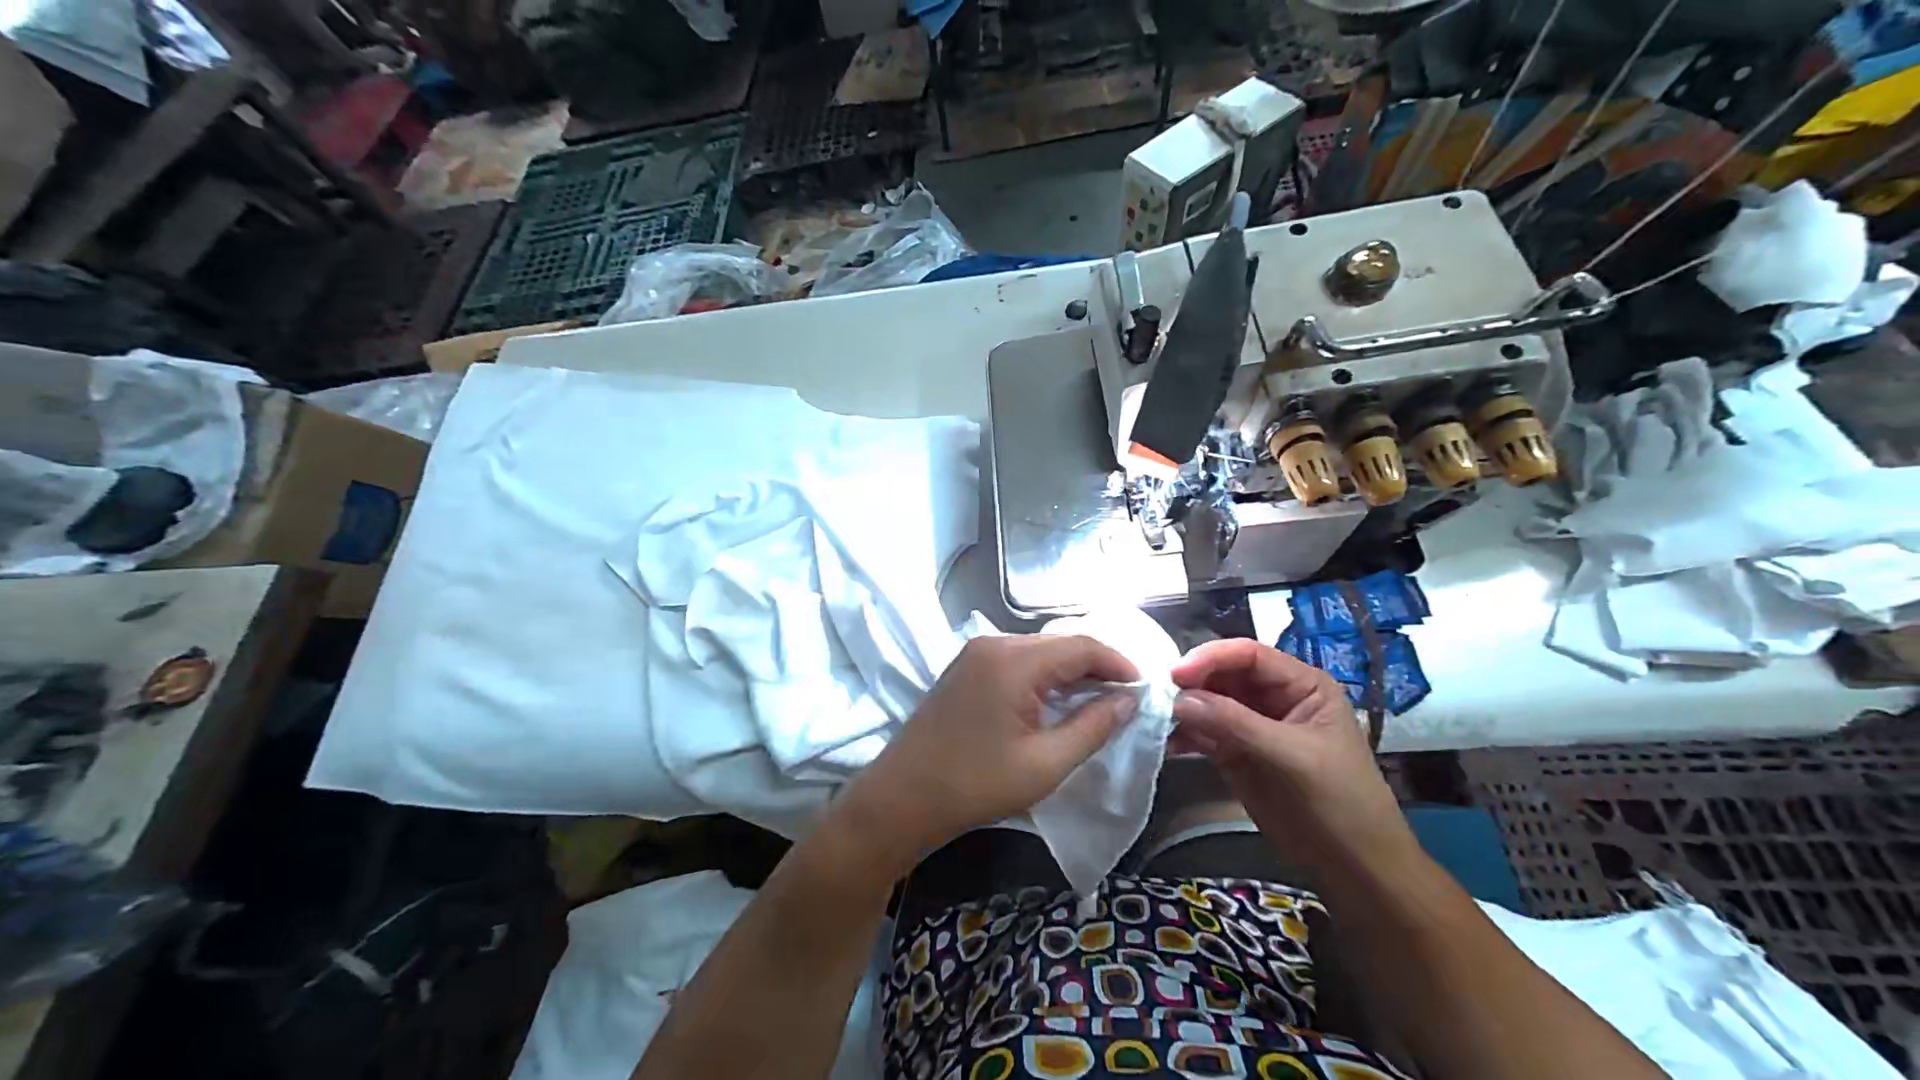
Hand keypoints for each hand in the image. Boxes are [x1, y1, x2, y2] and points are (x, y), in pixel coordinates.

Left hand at [838, 635, 1139, 867]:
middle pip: (1059, 644)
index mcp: (1014, 660)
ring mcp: (974, 654)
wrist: (902, 798)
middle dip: (1095, 667)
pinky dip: (1042, 677)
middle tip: (1124, 699)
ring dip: (1069, 672)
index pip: (1081, 645)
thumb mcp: (1046, 763)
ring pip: (1037, 652)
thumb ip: (1093, 726)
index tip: (1143, 689)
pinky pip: (1015, 661)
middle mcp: (993, 644)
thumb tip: (1128, 700)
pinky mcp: (964, 669)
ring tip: (1097, 703)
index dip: (1118, 663)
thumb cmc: (976, 785)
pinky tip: (1055, 703)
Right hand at [1170, 638, 1417, 874]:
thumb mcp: (1294, 757)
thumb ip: (1238, 724)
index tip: (1176, 673)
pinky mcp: (1234, 752)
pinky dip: (1183, 735)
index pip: (1249, 655)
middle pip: (1223, 674)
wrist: (1353, 864)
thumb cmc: (1340, 800)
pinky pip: (1202, 732)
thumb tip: (1181, 699)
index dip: (1212, 657)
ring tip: (1156, 718)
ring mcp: (1251, 724)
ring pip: (1207, 701)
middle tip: (1158, 695)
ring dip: (1183, 707)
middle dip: (1192, 681)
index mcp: (1301, 684)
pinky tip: (1165, 743)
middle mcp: (1273, 697)